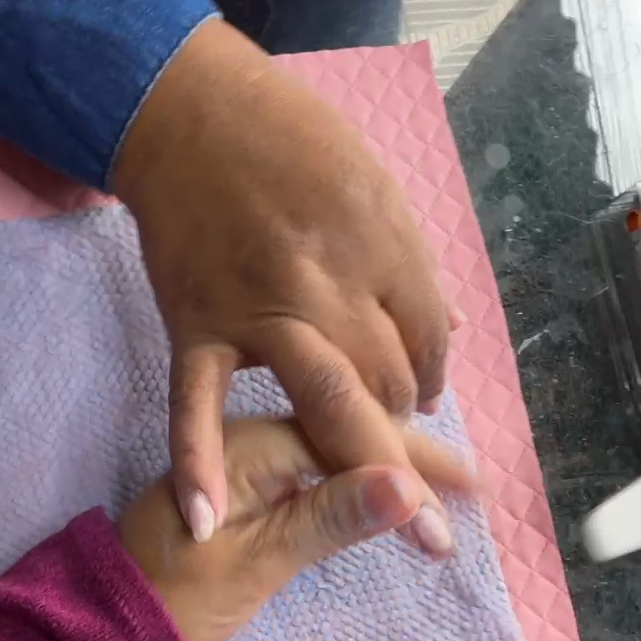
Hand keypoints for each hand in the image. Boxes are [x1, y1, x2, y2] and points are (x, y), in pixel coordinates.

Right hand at [110, 20, 456, 555]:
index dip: (433, 379)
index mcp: (380, 241)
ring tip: (362, 489)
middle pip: (389, 385)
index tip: (424, 402)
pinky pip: (195, 406)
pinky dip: (197, 463)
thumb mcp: (373, 183)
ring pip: (324, 404)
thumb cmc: (290, 143)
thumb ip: (410, 263)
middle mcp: (330, 284)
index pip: (429, 338)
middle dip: (408, 439)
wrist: (192, 118)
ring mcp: (259, 313)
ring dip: (353, 454)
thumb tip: (448, 326)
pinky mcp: (197, 330)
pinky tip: (207, 522)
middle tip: (418, 488)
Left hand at [120, 418, 476, 640]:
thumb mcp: (258, 561)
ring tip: (448, 479)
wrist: (114, 615)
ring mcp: (249, 455)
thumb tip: (406, 486)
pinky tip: (386, 479)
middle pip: (346, 433)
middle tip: (475, 482)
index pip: (349, 439)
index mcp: (252, 443)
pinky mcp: (249, 480)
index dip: (411, 472)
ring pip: (333, 446)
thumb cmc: (178, 595)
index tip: (468, 500)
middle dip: (412, 460)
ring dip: (389, 464)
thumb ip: (329, 518)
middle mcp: (252, 435)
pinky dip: (356, 474)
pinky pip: (315, 465)